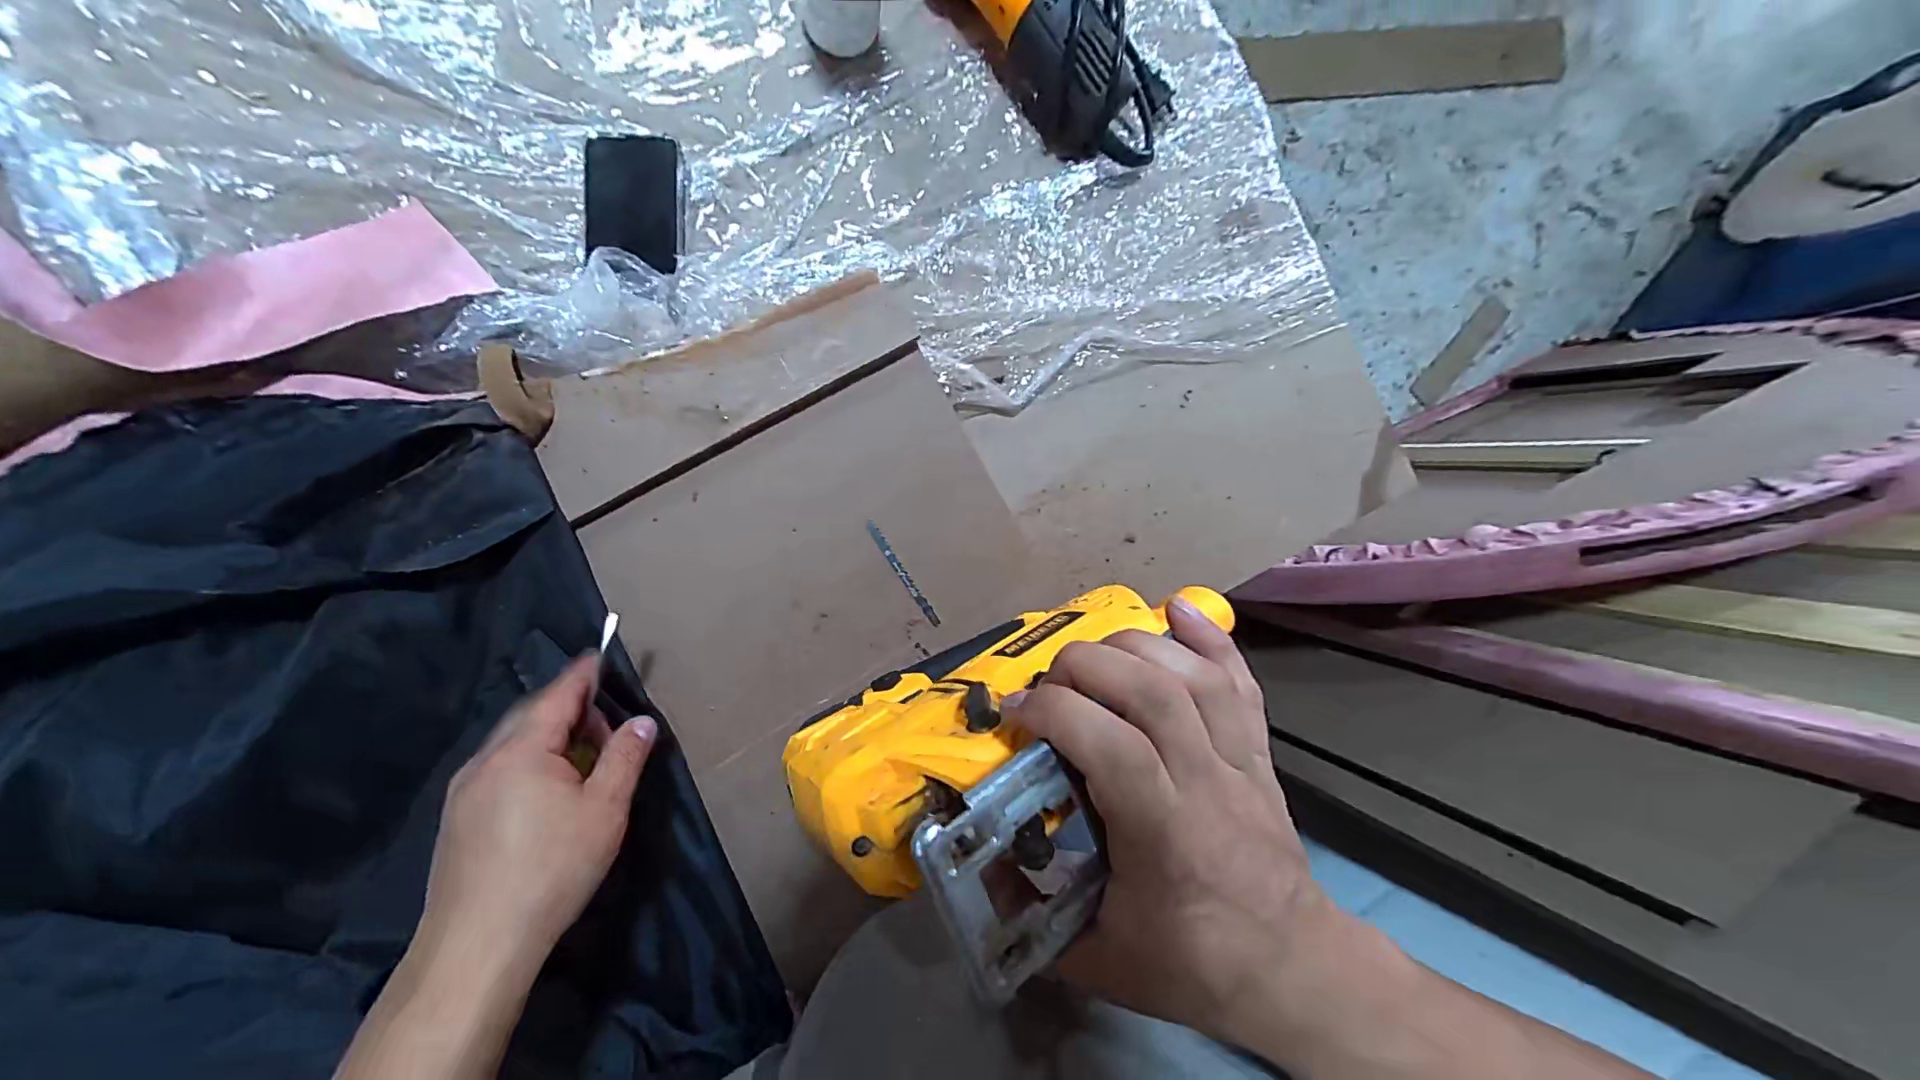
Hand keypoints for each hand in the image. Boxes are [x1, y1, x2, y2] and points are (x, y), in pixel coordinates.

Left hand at [338, 656, 657, 1079]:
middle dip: (570, 708)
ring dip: (550, 737)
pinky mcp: (458, 819)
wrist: (477, 944)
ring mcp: (465, 791)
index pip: (557, 695)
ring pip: (512, 743)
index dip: (582, 674)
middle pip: (531, 715)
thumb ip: (625, 756)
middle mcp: (485, 760)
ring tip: (584, 761)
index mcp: (521, 750)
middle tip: (607, 726)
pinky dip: (530, 760)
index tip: (599, 654)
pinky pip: (499, 768)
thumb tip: (642, 721)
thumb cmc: (553, 867)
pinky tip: (548, 791)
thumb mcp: (606, 808)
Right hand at [1002, 596, 1324, 1047]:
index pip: (1112, 746)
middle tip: (1050, 682)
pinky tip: (1177, 607)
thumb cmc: (1193, 964)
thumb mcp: (1096, 959)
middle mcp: (1206, 782)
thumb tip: (977, 867)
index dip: (1056, 713)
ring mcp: (1239, 760)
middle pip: (1151, 692)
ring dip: (1135, 646)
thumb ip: (1029, 915)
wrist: (1293, 968)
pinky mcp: (1258, 750)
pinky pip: (1239, 681)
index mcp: (1165, 834)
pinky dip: (1209, 637)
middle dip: (1086, 666)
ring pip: (1193, 677)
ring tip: (1094, 652)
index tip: (1016, 712)